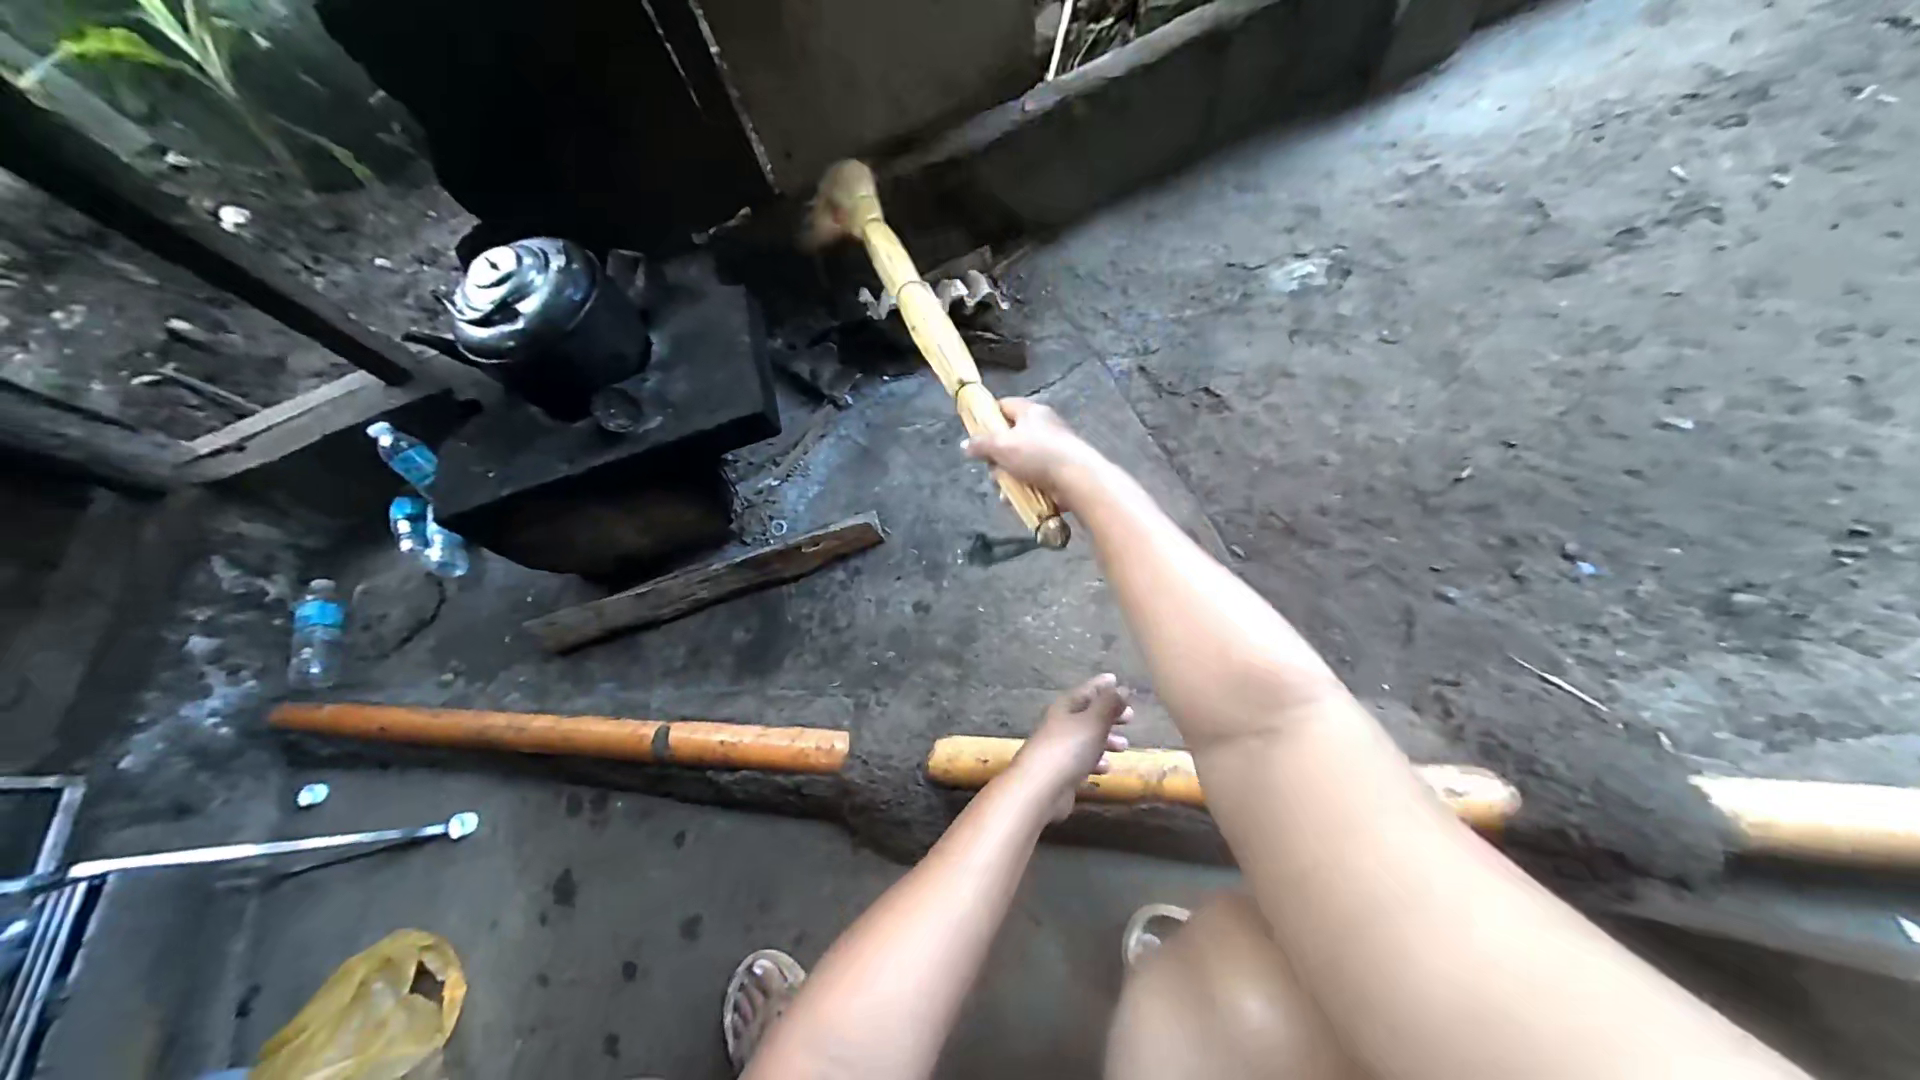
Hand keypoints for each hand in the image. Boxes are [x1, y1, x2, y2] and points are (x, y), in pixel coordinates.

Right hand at [962, 399, 1107, 508]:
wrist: (1076, 478)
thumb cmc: (1037, 454)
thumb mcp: (1001, 446)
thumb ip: (981, 444)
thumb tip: (965, 445)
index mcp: (1031, 411)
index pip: (1004, 406)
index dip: (988, 417)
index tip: (976, 433)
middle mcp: (1044, 426)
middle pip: (1010, 437)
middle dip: (997, 457)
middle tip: (991, 468)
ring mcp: (1053, 448)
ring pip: (1021, 461)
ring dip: (1009, 477)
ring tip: (1005, 491)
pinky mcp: (1059, 470)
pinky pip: (1034, 477)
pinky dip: (1024, 487)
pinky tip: (1017, 499)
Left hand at [1010, 674, 1133, 820]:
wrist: (1039, 789)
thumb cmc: (1068, 748)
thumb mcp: (1094, 721)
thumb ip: (1109, 704)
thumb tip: (1122, 688)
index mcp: (1066, 706)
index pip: (1087, 690)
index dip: (1102, 685)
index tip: (1117, 679)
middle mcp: (1060, 724)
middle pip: (1087, 714)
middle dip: (1109, 714)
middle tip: (1131, 717)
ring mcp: (1058, 748)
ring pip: (1086, 738)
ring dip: (1106, 739)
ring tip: (1124, 746)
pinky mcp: (1060, 771)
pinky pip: (1082, 760)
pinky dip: (1095, 761)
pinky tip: (1106, 768)